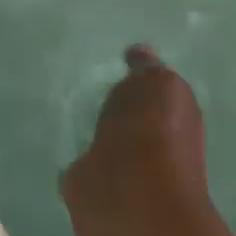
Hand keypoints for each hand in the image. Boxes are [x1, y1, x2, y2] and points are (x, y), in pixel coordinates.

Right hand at [61, 45, 235, 235]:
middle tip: (90, 75)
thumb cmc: (153, 129)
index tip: (120, 58)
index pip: (161, 92)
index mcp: (176, 117)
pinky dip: (77, 140)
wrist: (129, 183)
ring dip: (96, 120)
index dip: (144, 78)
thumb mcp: (161, 86)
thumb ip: (150, 69)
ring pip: (109, 130)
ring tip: (69, 97)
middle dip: (119, 99)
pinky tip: (59, 126)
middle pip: (134, 112)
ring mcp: (123, 159)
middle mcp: (154, 139)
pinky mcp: (93, 172)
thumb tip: (143, 51)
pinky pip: (85, 149)